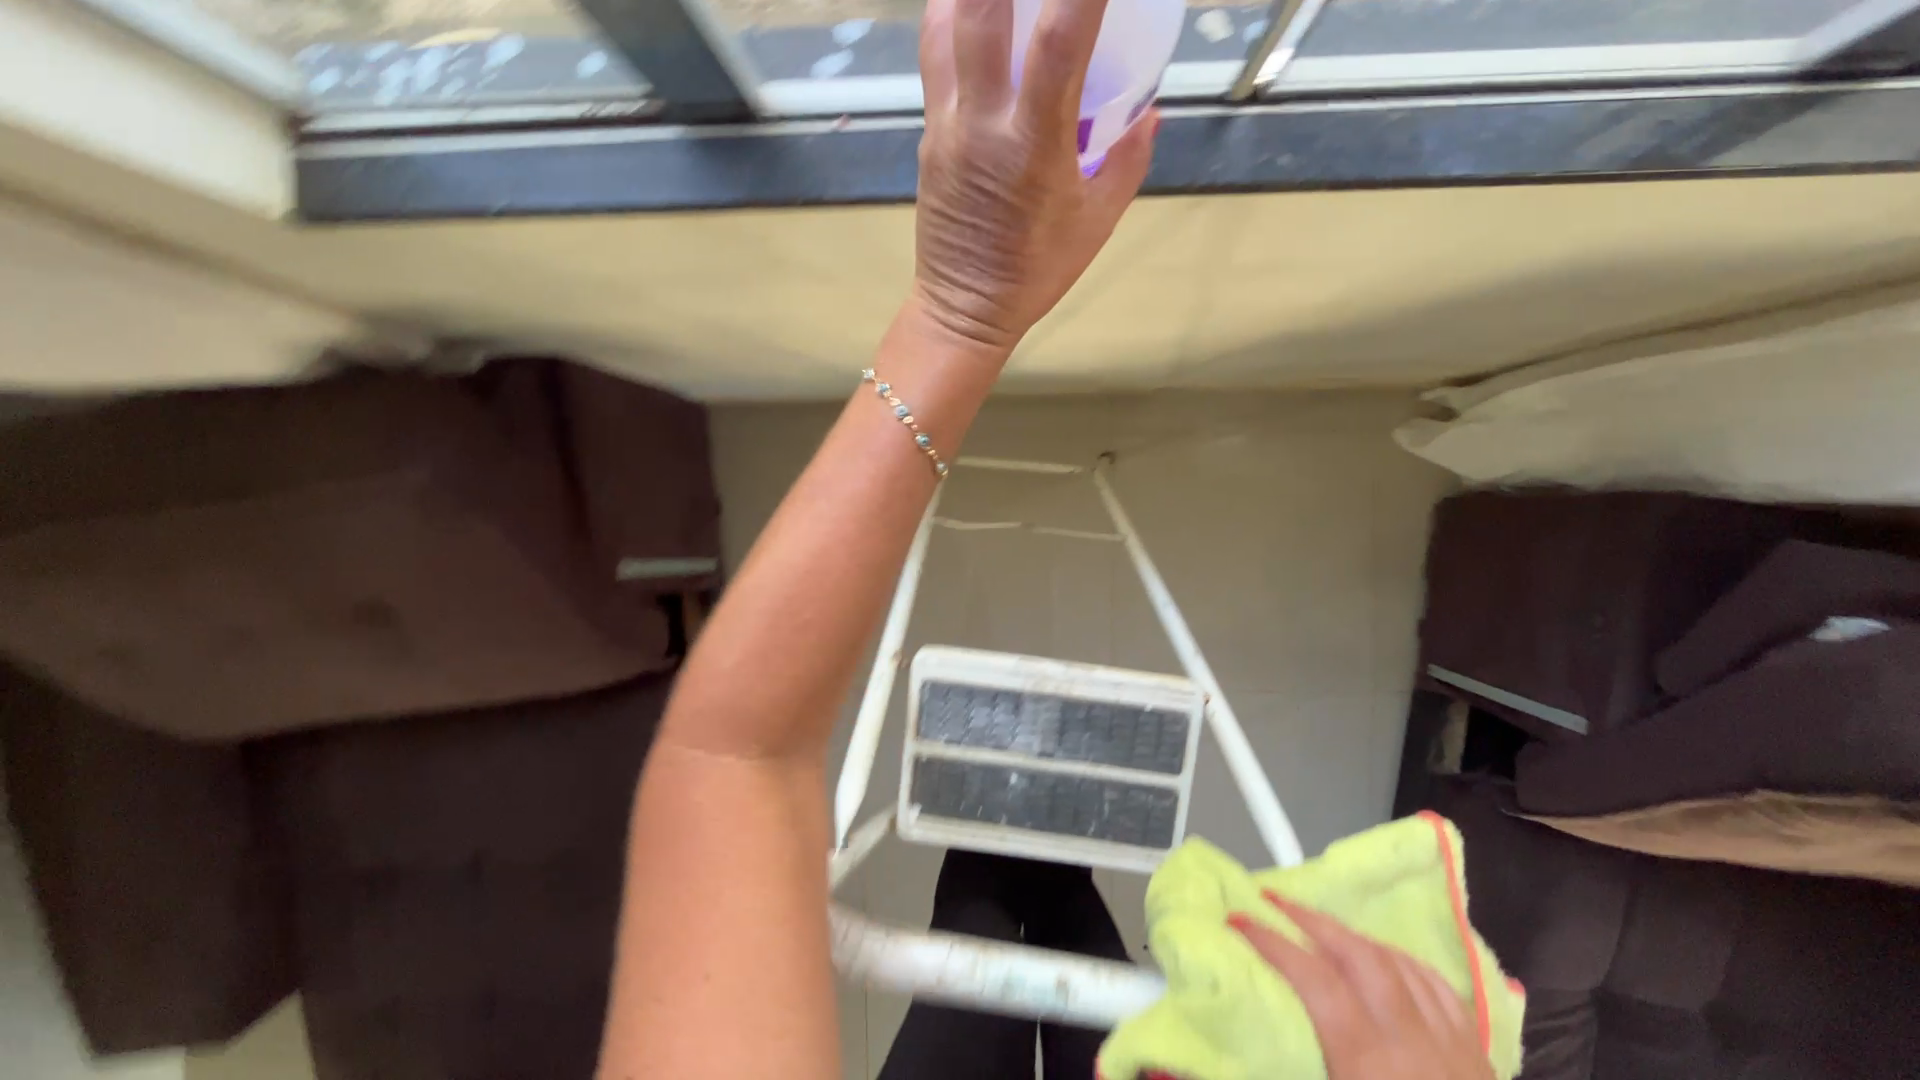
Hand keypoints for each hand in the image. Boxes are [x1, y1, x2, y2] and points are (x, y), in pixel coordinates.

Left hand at [911, 0, 1158, 357]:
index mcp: (1034, 144)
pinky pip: (934, 59)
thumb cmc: (1036, 271)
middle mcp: (982, 122)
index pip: (1060, 40)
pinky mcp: (927, 134)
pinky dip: (952, 18)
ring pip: (943, 25)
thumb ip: (1129, 159)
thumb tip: (1149, 112)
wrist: (964, 310)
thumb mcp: (1097, 221)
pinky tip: (975, 11)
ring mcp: (946, 125)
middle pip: (979, 12)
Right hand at [1230, 895, 1495, 1079]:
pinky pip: (1438, 989)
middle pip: (1359, 956)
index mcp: (1369, 1063)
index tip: (1237, 920)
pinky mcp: (1478, 1060)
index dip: (1272, 942)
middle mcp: (1413, 1043)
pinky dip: (1403, 963)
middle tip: (1273, 904)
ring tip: (1320, 927)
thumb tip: (1205, 1063)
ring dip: (1354, 937)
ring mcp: (1452, 1047)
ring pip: (1400, 965)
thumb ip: (1282, 1071)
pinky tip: (1387, 960)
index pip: (1315, 979)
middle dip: (1312, 922)